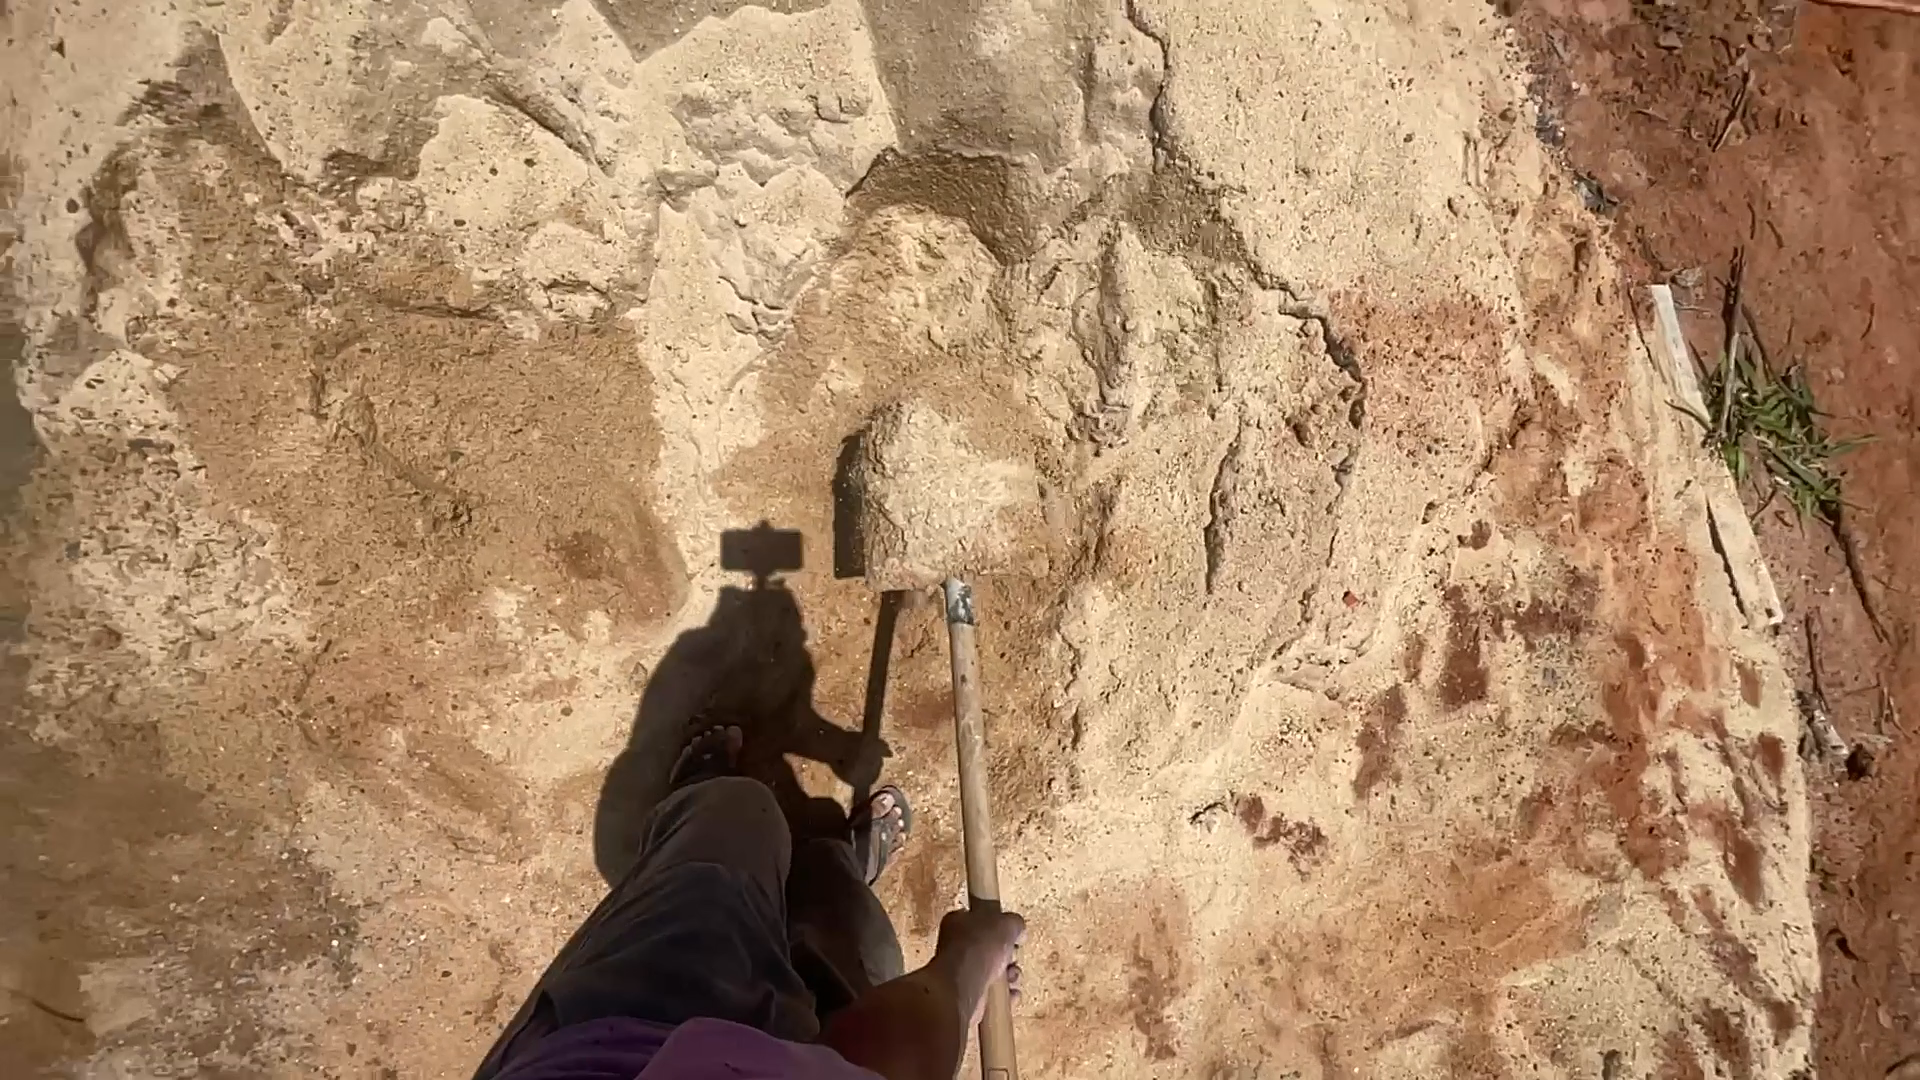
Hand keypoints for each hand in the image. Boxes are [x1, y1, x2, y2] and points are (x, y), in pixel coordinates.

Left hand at [931, 907, 1023, 1026]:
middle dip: (1008, 953)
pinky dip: (1004, 995)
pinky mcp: (967, 997)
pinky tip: (1012, 994)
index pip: (980, 917)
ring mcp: (960, 973)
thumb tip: (1019, 931)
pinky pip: (992, 995)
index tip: (1011, 932)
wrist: (963, 988)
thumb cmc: (979, 948)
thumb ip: (1014, 923)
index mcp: (958, 921)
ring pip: (992, 971)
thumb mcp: (1006, 924)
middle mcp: (955, 946)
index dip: (998, 923)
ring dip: (1009, 975)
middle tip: (1013, 956)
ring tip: (1013, 977)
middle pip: (989, 947)